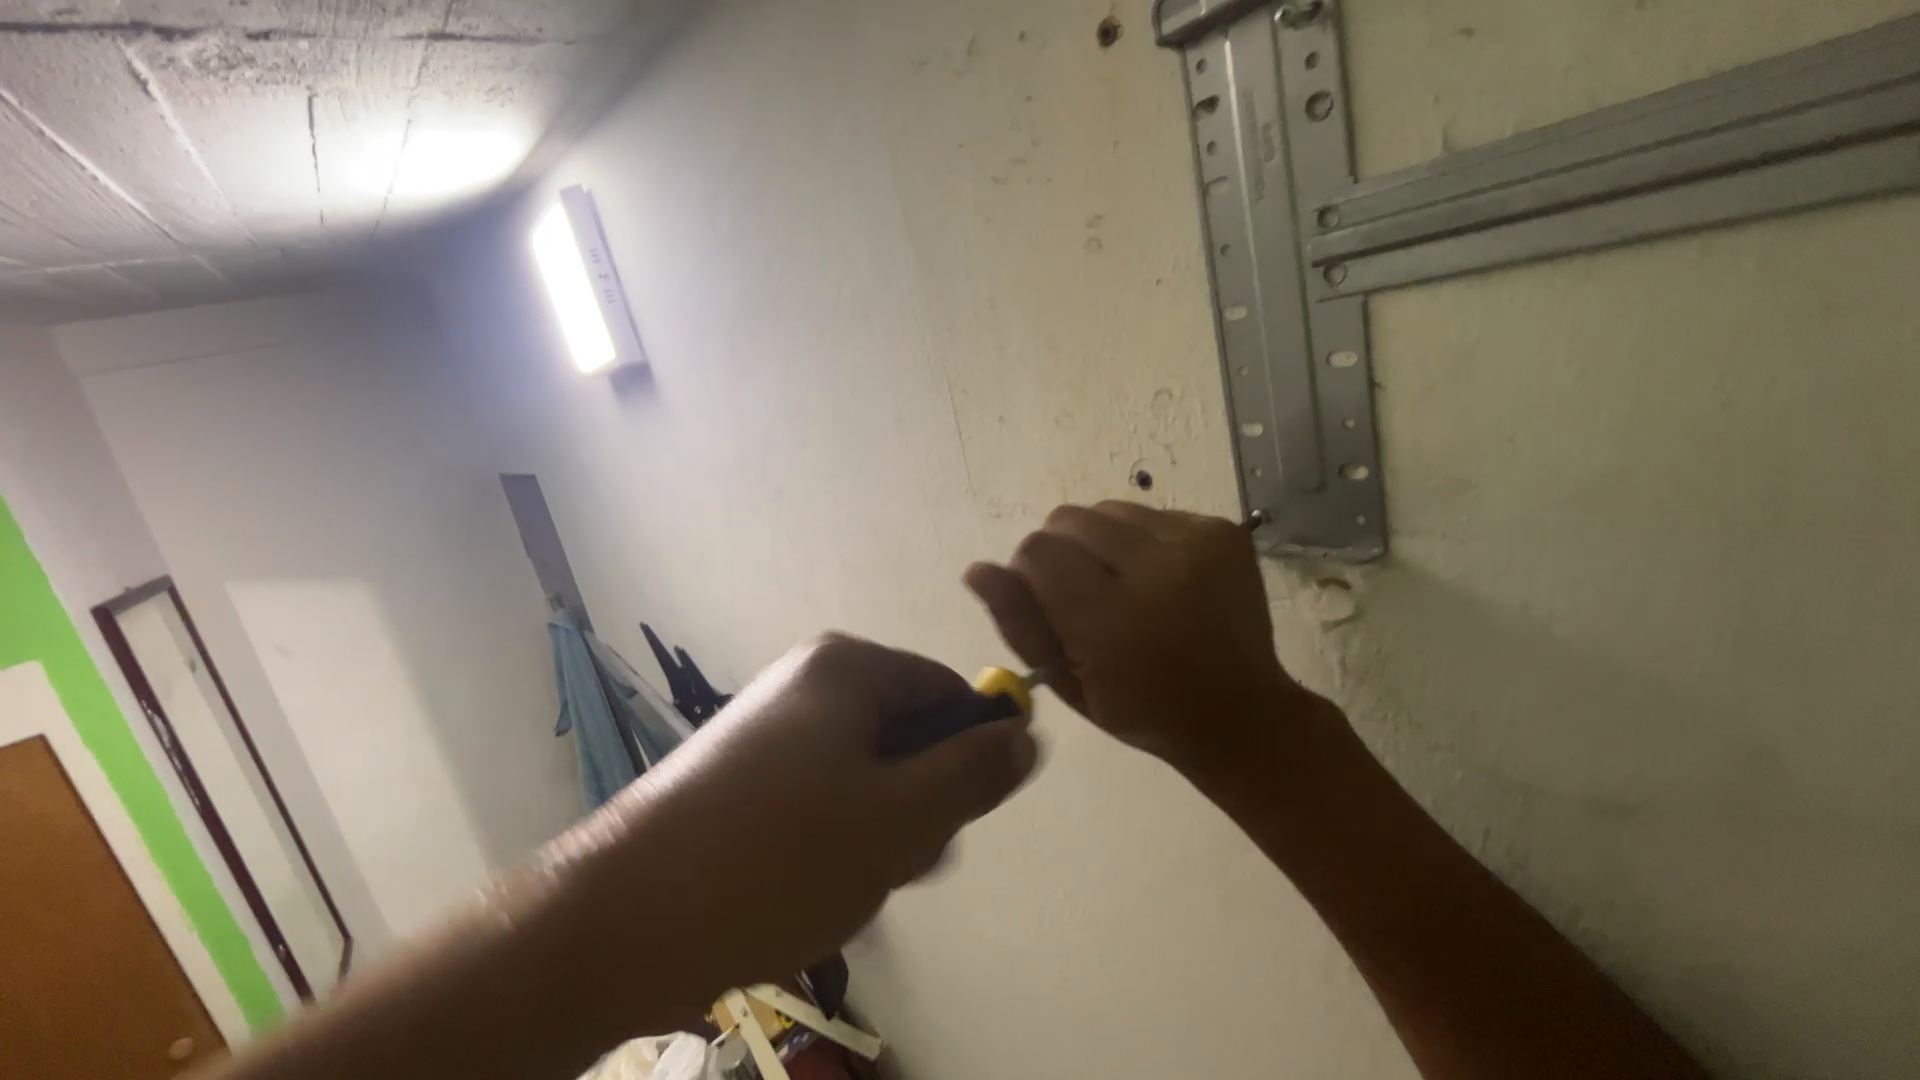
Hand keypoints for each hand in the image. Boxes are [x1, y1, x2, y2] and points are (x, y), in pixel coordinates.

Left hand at [560, 634, 1037, 1016]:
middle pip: (907, 738)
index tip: (953, 821)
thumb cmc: (780, 855)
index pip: (948, 694)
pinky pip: (820, 805)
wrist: (624, 921)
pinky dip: (829, 849)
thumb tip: (1024, 733)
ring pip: (866, 783)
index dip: (968, 756)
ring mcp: (770, 734)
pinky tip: (801, 892)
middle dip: (914, 807)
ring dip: (874, 838)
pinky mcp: (743, 783)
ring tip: (836, 885)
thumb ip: (973, 773)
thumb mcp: (901, 818)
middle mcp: (807, 686)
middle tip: (887, 861)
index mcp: (847, 669)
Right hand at [964, 502, 1317, 768]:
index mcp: (1112, 622)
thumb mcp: (1066, 683)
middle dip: (1063, 553)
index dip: (1031, 574)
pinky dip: (1141, 540)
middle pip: (1067, 519)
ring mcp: (1194, 543)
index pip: (1036, 551)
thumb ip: (1020, 624)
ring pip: (1106, 509)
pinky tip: (1159, 580)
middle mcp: (1155, 570)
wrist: (1239, 710)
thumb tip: (977, 569)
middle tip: (1087, 597)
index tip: (1052, 604)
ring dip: (1101, 542)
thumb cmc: (1142, 710)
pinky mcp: (1220, 529)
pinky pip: (1149, 512)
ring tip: (1124, 586)